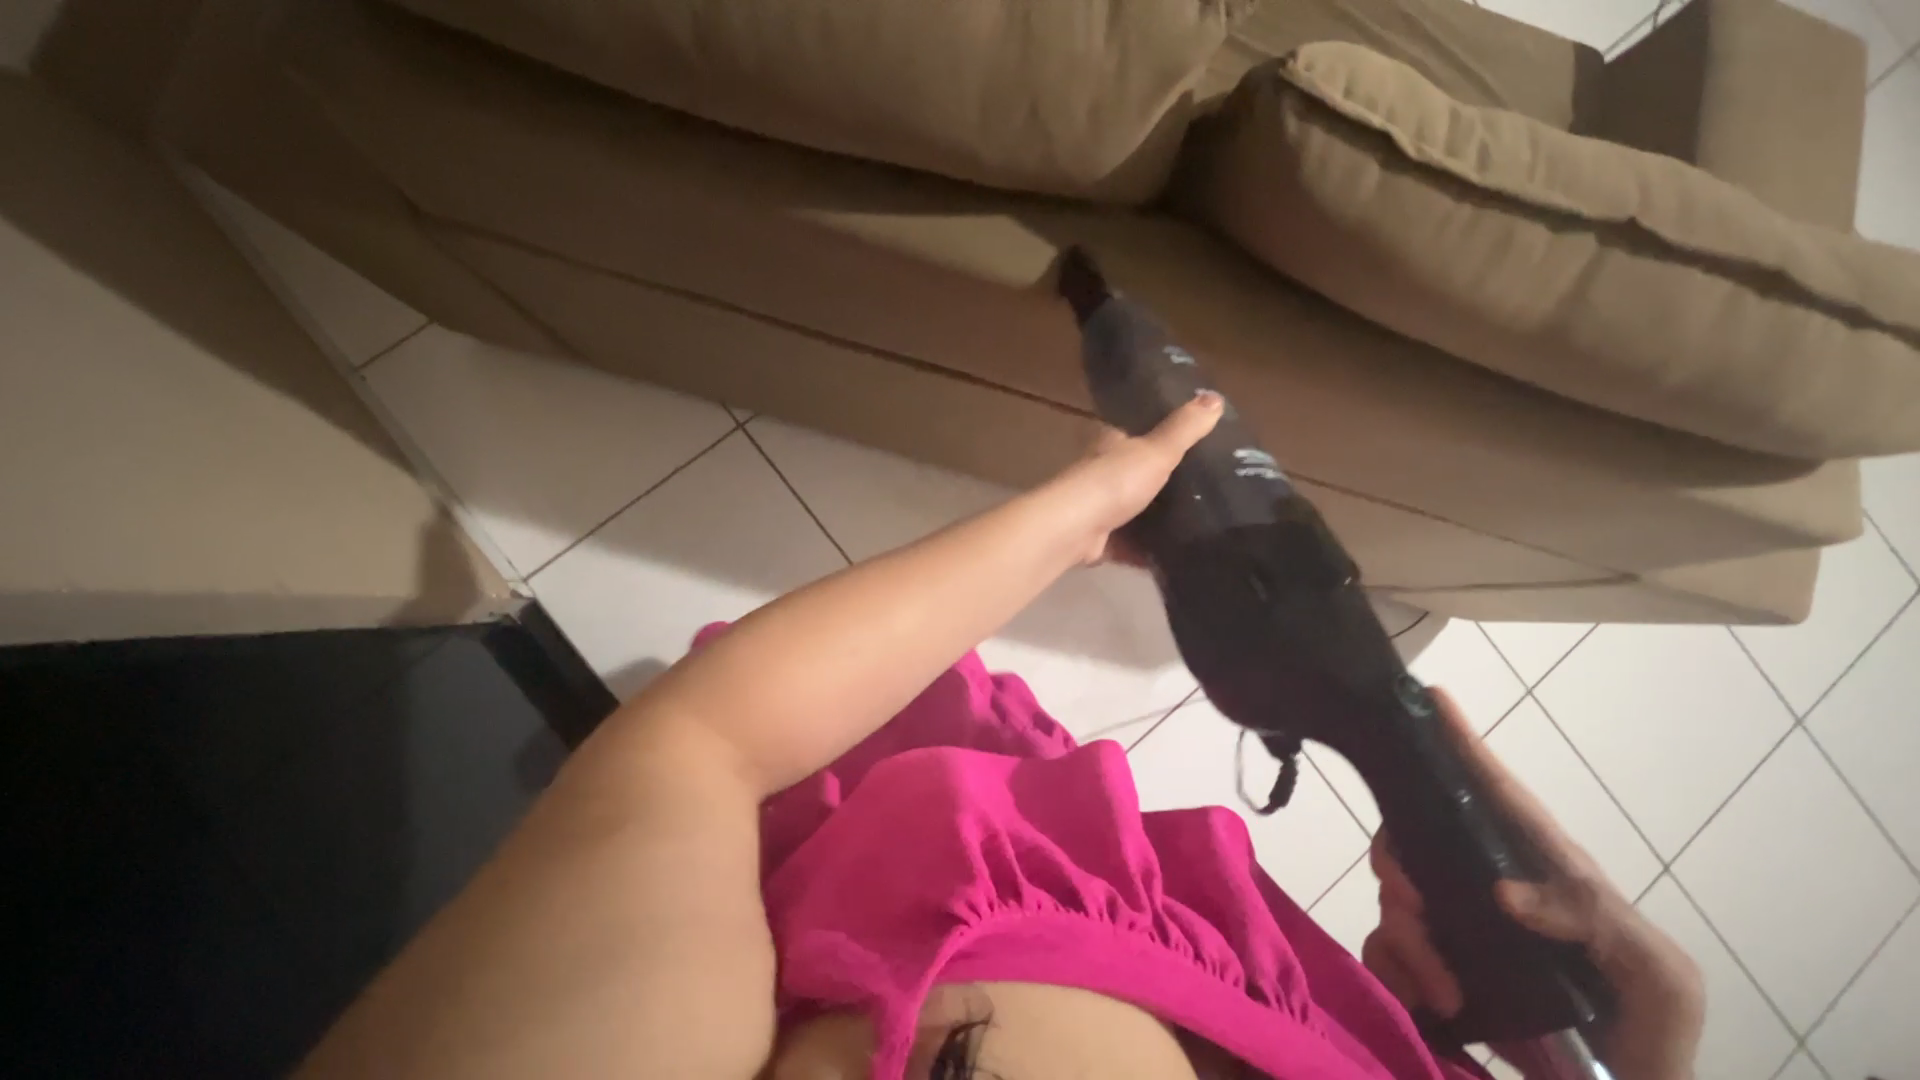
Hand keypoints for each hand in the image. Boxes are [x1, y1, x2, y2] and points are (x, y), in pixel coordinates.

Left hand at [1048, 390, 1223, 564]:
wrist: (1074, 528)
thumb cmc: (1114, 481)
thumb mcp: (1157, 450)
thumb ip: (1185, 429)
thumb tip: (1215, 396)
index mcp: (1111, 443)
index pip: (1136, 432)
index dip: (1160, 435)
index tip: (1192, 445)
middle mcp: (1100, 473)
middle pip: (1136, 475)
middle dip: (1163, 482)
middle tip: (1205, 490)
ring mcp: (1097, 508)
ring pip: (1132, 512)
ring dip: (1156, 520)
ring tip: (1198, 524)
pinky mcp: (1097, 541)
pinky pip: (1129, 546)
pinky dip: (1147, 552)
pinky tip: (1175, 557)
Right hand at [1363, 690, 1704, 1079]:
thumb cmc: (1645, 1027)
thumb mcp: (1656, 977)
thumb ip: (1598, 921)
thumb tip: (1501, 891)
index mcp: (1539, 869)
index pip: (1495, 794)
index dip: (1462, 742)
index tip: (1431, 697)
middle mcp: (1481, 882)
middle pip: (1409, 835)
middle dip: (1398, 863)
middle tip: (1420, 910)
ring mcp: (1449, 924)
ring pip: (1388, 894)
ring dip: (1409, 942)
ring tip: (1448, 992)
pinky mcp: (1424, 968)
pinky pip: (1379, 949)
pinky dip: (1394, 972)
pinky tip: (1430, 1003)